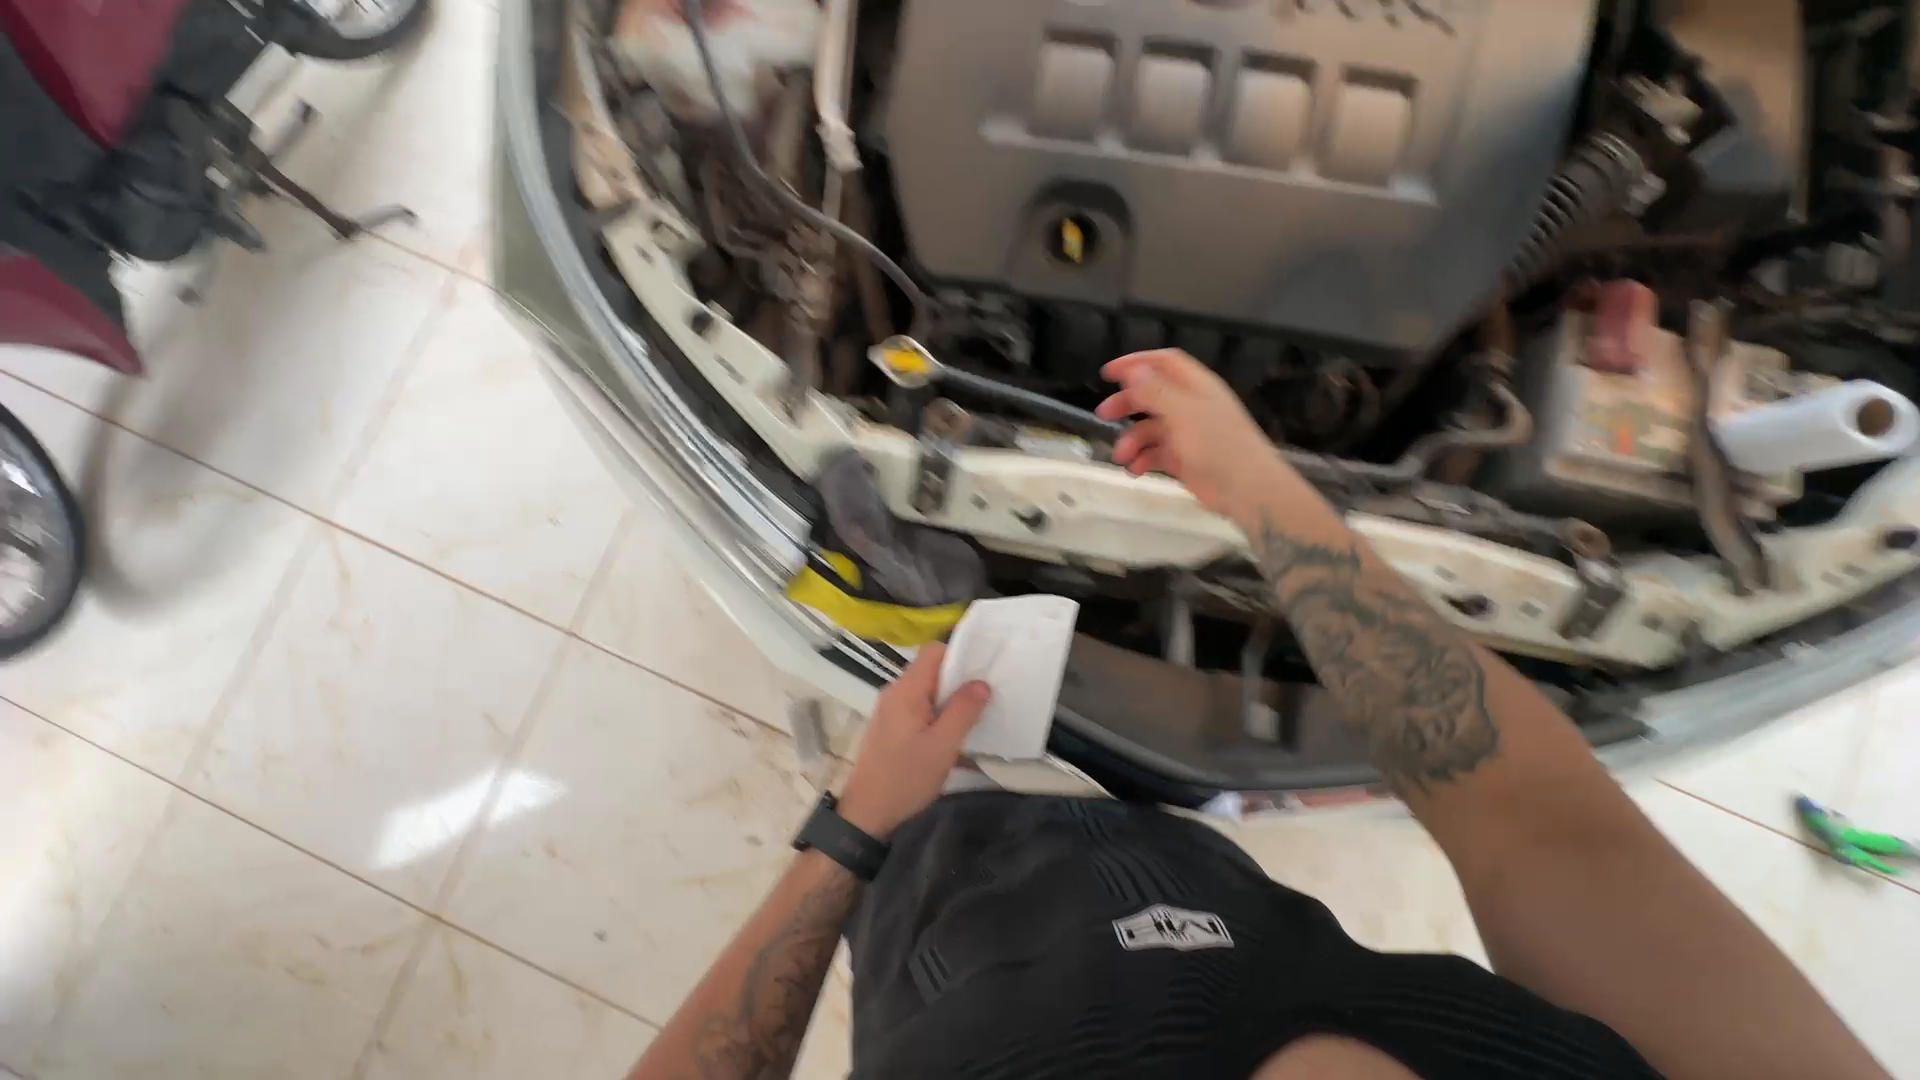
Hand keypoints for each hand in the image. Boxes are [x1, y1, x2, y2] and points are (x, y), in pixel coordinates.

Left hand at [836, 643, 989, 841]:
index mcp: (906, 690)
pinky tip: (951, 734)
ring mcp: (889, 709)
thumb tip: (982, 682)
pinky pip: (917, 707)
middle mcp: (894, 692)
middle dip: (958, 679)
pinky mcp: (889, 726)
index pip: (933, 651)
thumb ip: (963, 711)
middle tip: (984, 698)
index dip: (960, 655)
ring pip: (925, 690)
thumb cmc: (906, 777)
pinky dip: (936, 713)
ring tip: (972, 717)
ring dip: (949, 700)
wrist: (866, 813)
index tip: (983, 672)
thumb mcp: (943, 746)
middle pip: (930, 669)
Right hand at [1095, 349, 1288, 516]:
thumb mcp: (1184, 414)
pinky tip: (1135, 471)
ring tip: (1122, 457)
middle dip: (1126, 404)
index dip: (1136, 363)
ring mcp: (1187, 433)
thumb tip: (1133, 370)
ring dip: (1132, 440)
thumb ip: (1156, 391)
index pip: (1164, 363)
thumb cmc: (1218, 445)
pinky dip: (1143, 460)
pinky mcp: (1184, 459)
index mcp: (1196, 387)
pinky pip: (1156, 454)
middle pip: (1151, 395)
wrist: (1247, 489)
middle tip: (1103, 414)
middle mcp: (1190, 406)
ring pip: (1150, 429)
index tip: (1108, 373)